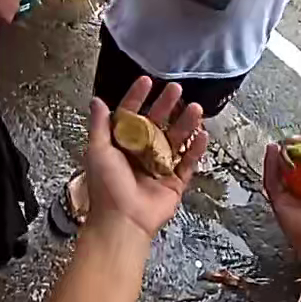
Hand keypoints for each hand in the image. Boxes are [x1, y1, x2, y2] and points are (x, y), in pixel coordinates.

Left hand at [86, 76, 205, 239]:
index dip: (138, 98)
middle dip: (167, 106)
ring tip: (196, 108)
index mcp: (121, 144)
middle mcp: (141, 152)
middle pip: (157, 123)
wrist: (123, 220)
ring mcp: (160, 167)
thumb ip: (100, 125)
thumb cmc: (107, 187)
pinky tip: (203, 135)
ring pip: (176, 140)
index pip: (130, 114)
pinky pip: (188, 163)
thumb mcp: (98, 151)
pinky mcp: (175, 182)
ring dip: (186, 124)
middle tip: (177, 89)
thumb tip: (97, 99)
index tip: (147, 81)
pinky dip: (196, 150)